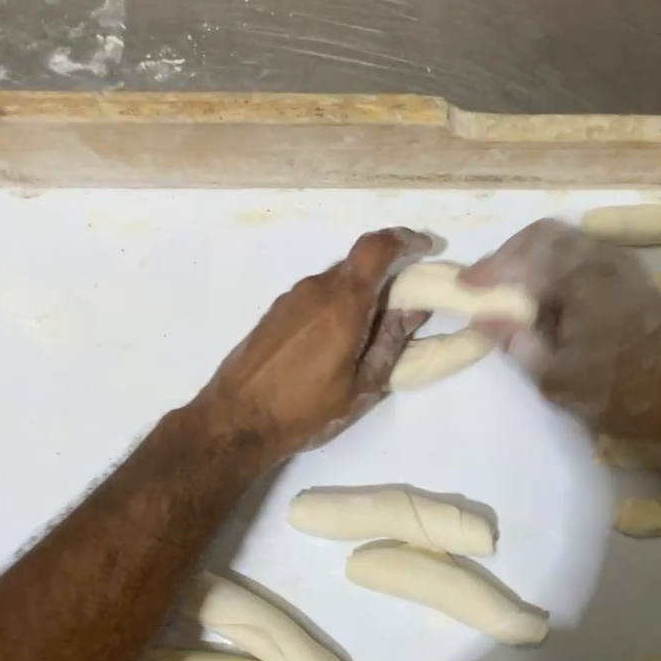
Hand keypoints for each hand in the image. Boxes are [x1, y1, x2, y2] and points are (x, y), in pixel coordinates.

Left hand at [198, 227, 432, 461]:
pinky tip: (337, 343)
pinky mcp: (275, 312)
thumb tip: (414, 310)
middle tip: (404, 307)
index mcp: (342, 305)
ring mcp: (291, 299)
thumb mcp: (361, 387)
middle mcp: (315, 290)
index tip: (425, 248)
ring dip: (359, 296)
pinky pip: (316, 296)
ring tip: (369, 336)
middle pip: (358, 265)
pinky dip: (336, 306)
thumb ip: (391, 344)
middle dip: (386, 277)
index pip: (376, 248)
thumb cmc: (304, 410)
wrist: (235, 421)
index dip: (404, 240)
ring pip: (336, 282)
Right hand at [462, 219, 660, 441]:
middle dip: (510, 256)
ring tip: (515, 294)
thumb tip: (482, 317)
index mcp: (583, 277)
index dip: (488, 270)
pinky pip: (586, 257)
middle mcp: (605, 259)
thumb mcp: (555, 379)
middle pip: (545, 235)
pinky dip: (560, 270)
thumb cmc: (622, 394)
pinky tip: (551, 302)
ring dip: (536, 261)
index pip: (523, 256)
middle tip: (489, 284)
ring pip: (568, 243)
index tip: (463, 287)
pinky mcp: (636, 281)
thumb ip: (516, 342)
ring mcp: (625, 267)